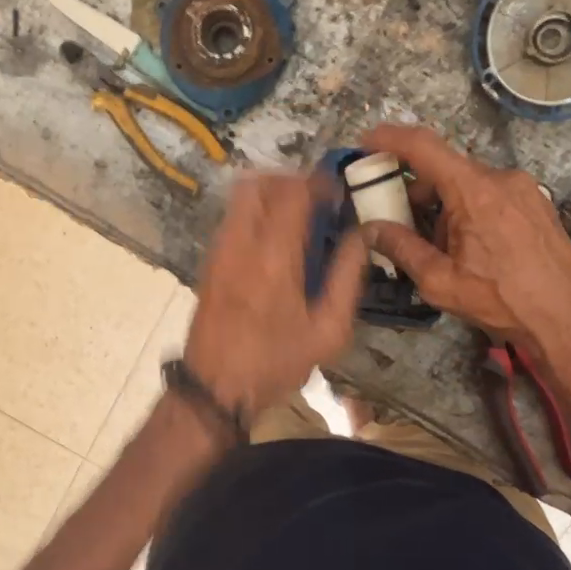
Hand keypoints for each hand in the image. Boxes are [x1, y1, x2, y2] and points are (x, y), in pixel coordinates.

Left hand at [185, 173, 366, 417]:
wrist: (215, 388)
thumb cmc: (275, 363)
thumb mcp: (328, 330)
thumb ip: (346, 277)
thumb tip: (361, 236)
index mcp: (275, 256)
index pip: (294, 192)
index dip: (318, 182)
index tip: (337, 192)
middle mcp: (241, 243)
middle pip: (259, 183)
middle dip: (290, 181)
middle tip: (314, 200)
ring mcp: (219, 252)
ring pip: (240, 198)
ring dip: (270, 196)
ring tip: (296, 219)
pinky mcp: (209, 264)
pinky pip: (232, 221)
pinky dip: (254, 216)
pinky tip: (274, 243)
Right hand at [358, 124, 570, 344]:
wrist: (568, 319)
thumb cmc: (502, 301)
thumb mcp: (440, 282)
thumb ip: (402, 248)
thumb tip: (371, 229)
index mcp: (474, 191)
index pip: (424, 147)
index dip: (390, 138)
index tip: (365, 142)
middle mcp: (501, 179)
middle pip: (445, 171)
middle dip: (417, 193)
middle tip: (399, 225)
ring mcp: (524, 189)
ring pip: (469, 186)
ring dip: (445, 208)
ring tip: (441, 251)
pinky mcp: (537, 205)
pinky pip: (492, 197)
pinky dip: (470, 213)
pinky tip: (472, 250)